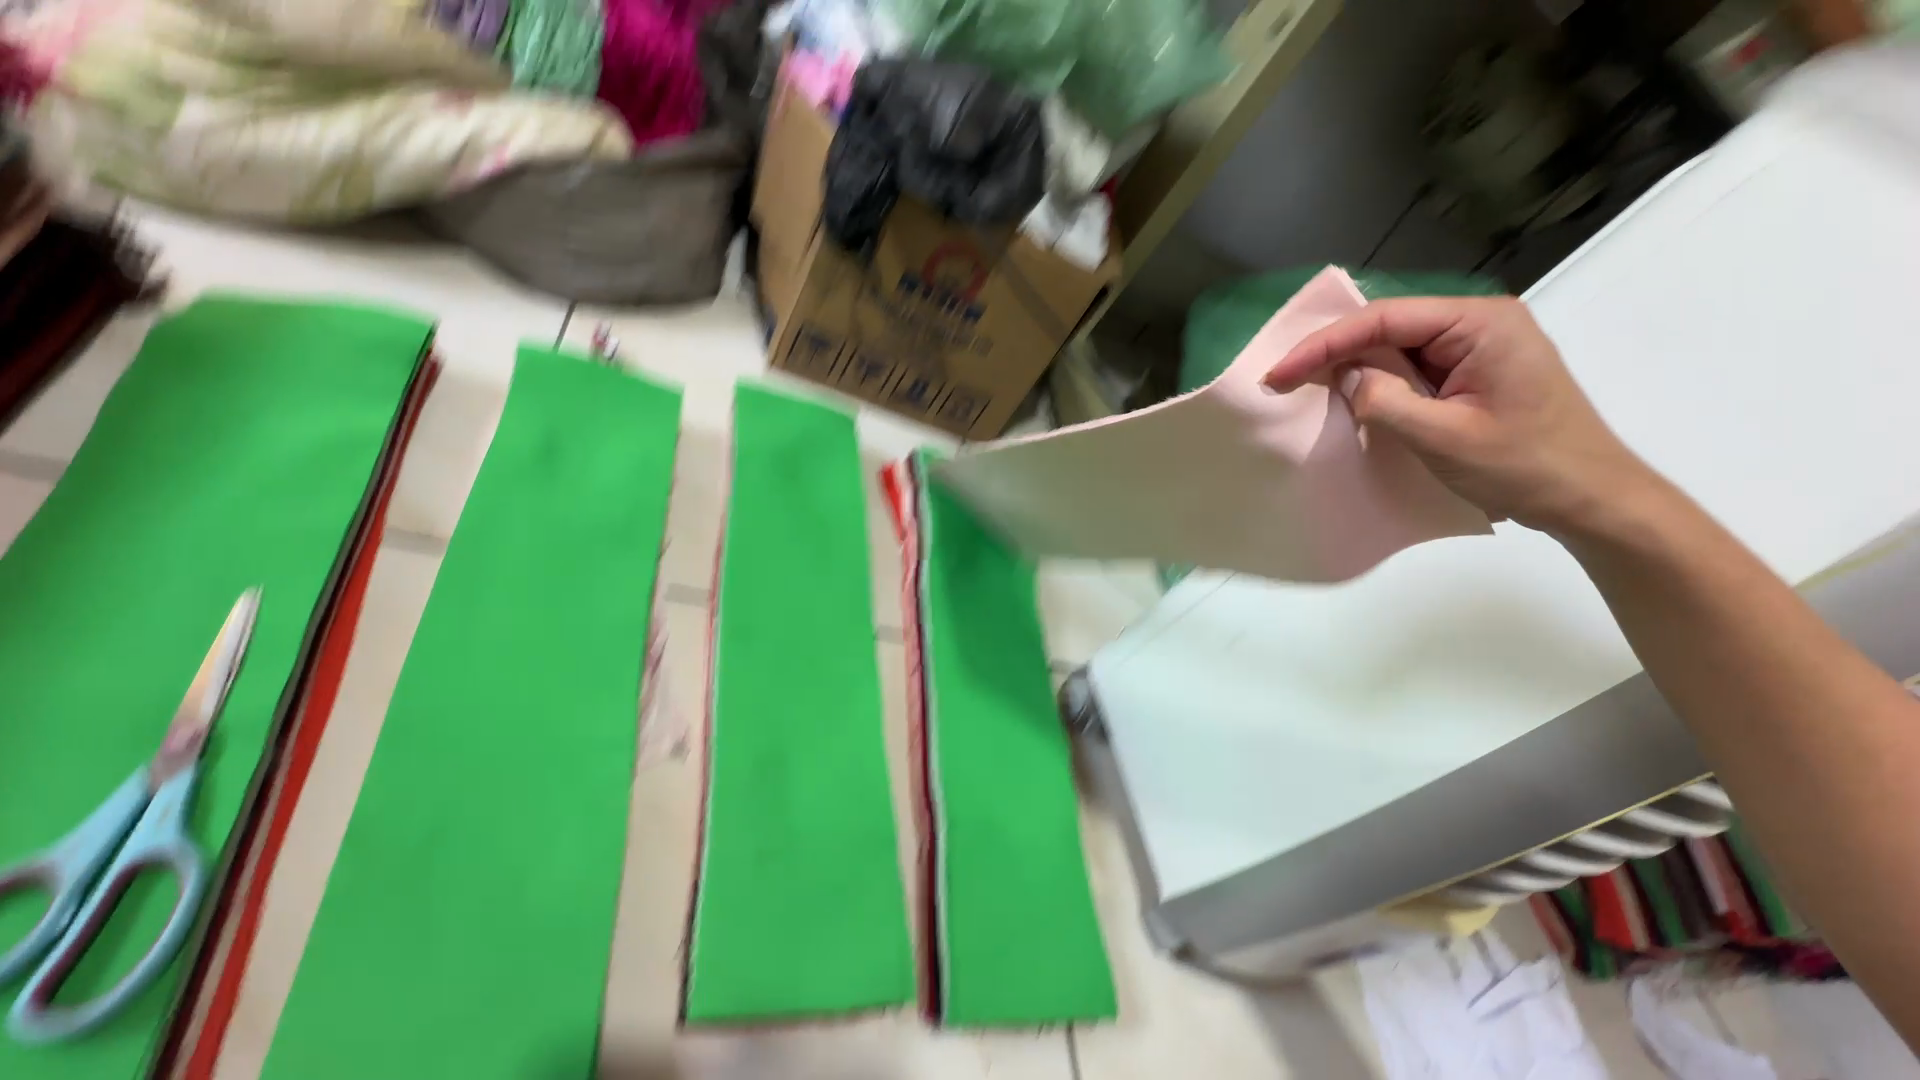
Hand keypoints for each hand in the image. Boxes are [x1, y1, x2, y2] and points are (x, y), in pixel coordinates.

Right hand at [1263, 295, 1661, 535]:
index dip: (1324, 344)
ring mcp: (1478, 348)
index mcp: (1480, 323)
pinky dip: (1378, 384)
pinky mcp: (1474, 374)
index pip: (1385, 318)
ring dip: (1353, 368)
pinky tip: (1349, 397)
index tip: (1279, 373)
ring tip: (1304, 388)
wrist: (1591, 498)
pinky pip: (1414, 369)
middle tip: (1283, 380)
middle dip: (1334, 352)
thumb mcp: (1445, 438)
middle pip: (1389, 326)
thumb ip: (1385, 401)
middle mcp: (1479, 323)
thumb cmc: (1526, 466)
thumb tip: (1344, 378)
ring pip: (1398, 348)